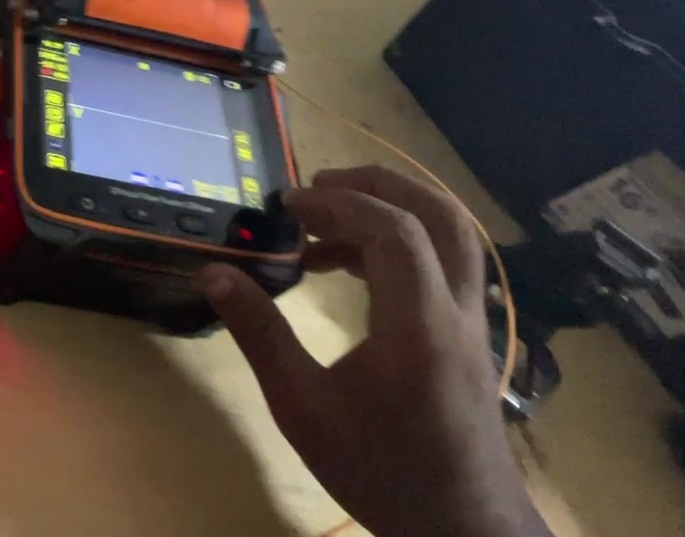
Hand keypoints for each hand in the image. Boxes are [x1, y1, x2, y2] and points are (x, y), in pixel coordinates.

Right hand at [198, 167, 549, 536]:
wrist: (463, 531)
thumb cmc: (380, 470)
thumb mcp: (301, 407)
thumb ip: (259, 334)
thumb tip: (214, 272)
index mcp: (418, 327)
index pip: (394, 232)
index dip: (337, 204)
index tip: (286, 207)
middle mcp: (456, 313)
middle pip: (440, 216)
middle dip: (377, 185)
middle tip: (316, 184)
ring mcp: (470, 324)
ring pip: (451, 235)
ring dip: (390, 207)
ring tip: (325, 213)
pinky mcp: (466, 336)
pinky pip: (441, 262)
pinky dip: (394, 241)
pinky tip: (342, 264)